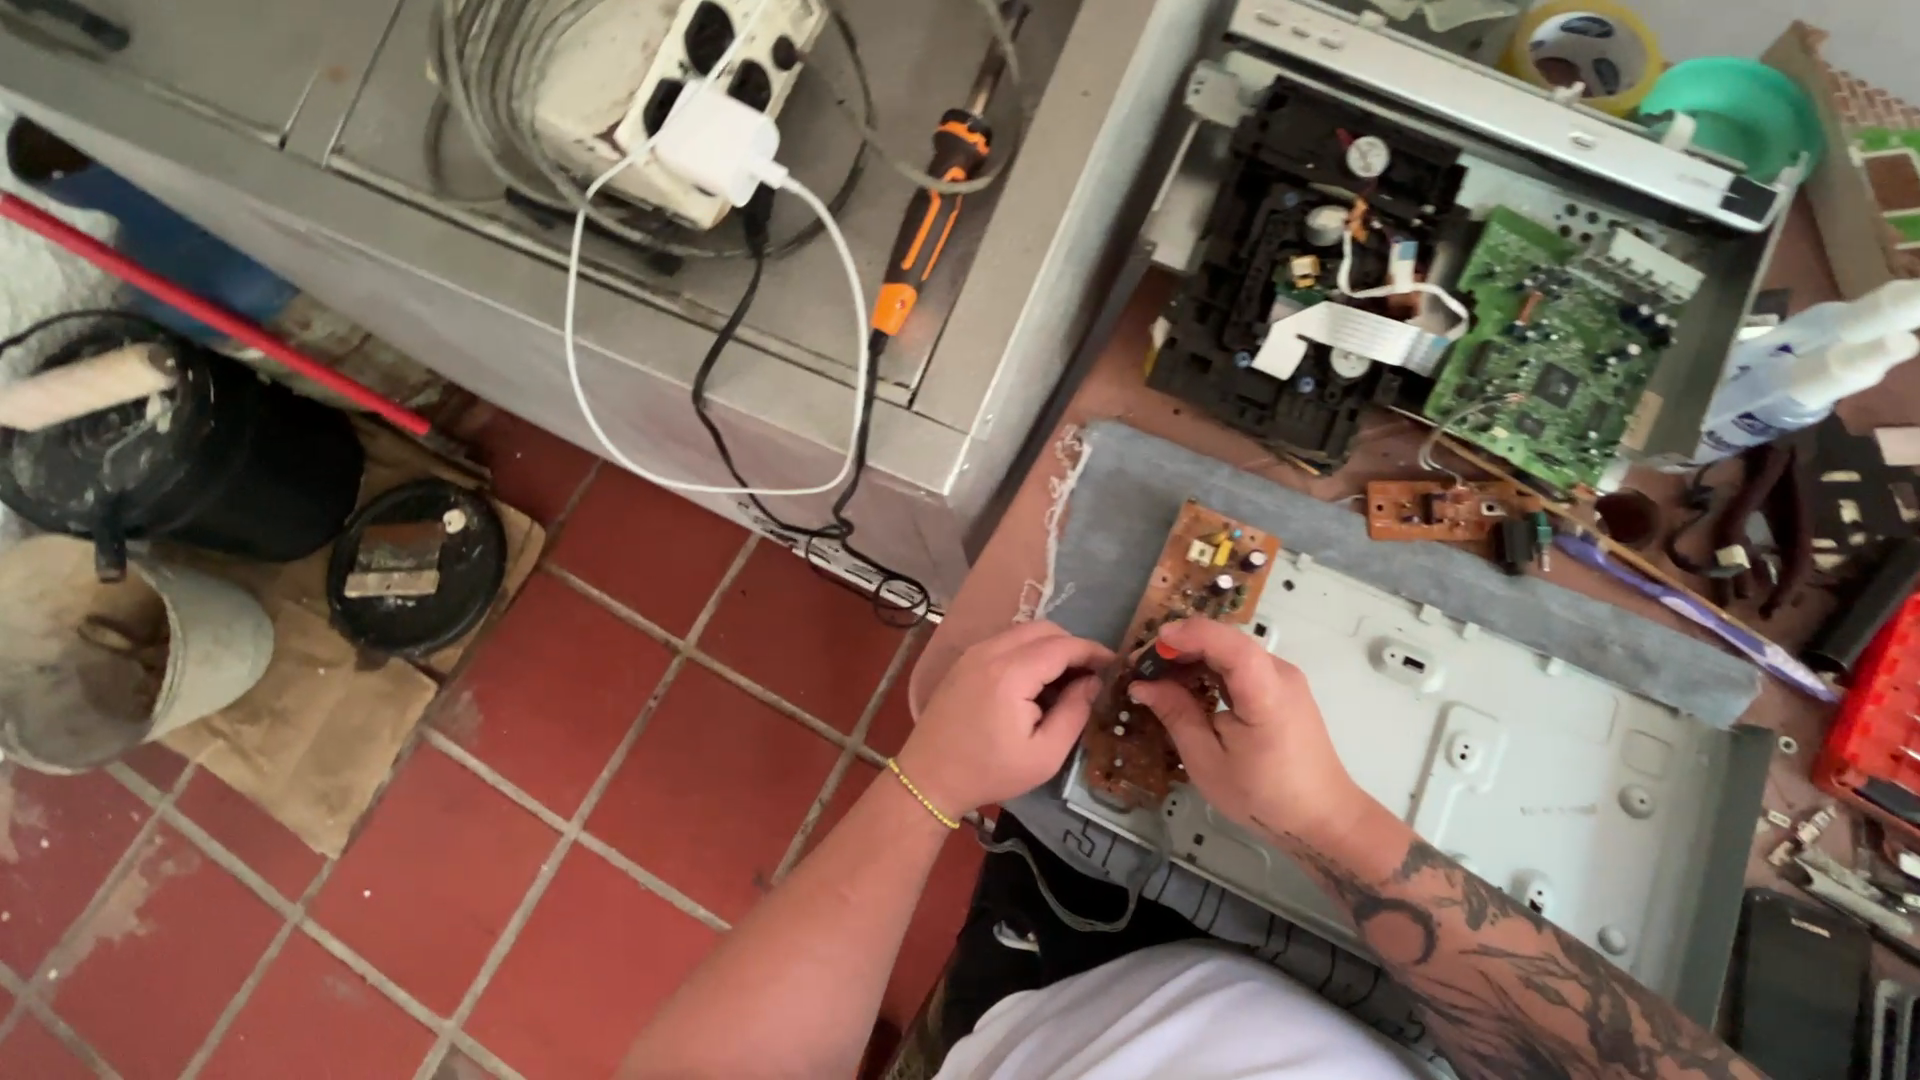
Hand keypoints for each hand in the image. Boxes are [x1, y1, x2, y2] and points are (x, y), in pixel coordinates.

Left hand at [896, 621, 1113, 817]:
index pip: (1063, 646)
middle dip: (1072, 646)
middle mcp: (990, 652)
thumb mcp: (1044, 755)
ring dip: (1049, 646)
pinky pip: (1004, 641)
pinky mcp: (964, 661)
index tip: (1114, 665)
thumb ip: (1074, 713)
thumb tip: (1093, 683)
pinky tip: (1034, 681)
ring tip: (1066, 679)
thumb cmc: (989, 772)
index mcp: (1011, 674)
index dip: (1093, 651)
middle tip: (1091, 674)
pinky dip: (1027, 650)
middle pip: (1043, 629)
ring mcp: (973, 653)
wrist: (928, 777)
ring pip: (1022, 632)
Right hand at [1126, 618, 1366, 845]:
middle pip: (1228, 643)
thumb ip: (1177, 716)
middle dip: (1183, 646)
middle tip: (1144, 667)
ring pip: (1232, 651)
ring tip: (1159, 677)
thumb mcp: (1207, 762)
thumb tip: (1143, 685)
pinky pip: (1241, 665)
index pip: (1232, 646)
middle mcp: (1281, 675)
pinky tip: (1188, 686)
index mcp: (1267, 695)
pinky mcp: (1281, 687)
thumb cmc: (1264, 796)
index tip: (1155, 645)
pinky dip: (1211, 668)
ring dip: (1194, 657)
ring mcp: (1284, 679)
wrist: (1322, 817)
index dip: (1192, 636)